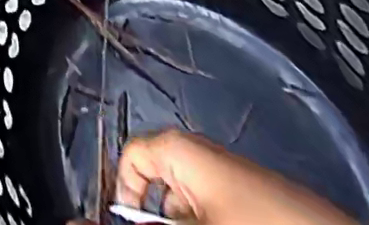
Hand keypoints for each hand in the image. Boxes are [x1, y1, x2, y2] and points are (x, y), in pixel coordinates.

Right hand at [111, 130, 358, 224]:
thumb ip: (156, 224)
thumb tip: (115, 221)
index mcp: (179, 151)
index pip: (132, 158)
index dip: (126, 191)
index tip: (130, 223)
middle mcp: (199, 156)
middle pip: (160, 185)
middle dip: (161, 216)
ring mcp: (229, 179)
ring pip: (190, 206)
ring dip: (187, 220)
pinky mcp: (253, 203)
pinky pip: (215, 212)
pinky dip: (211, 222)